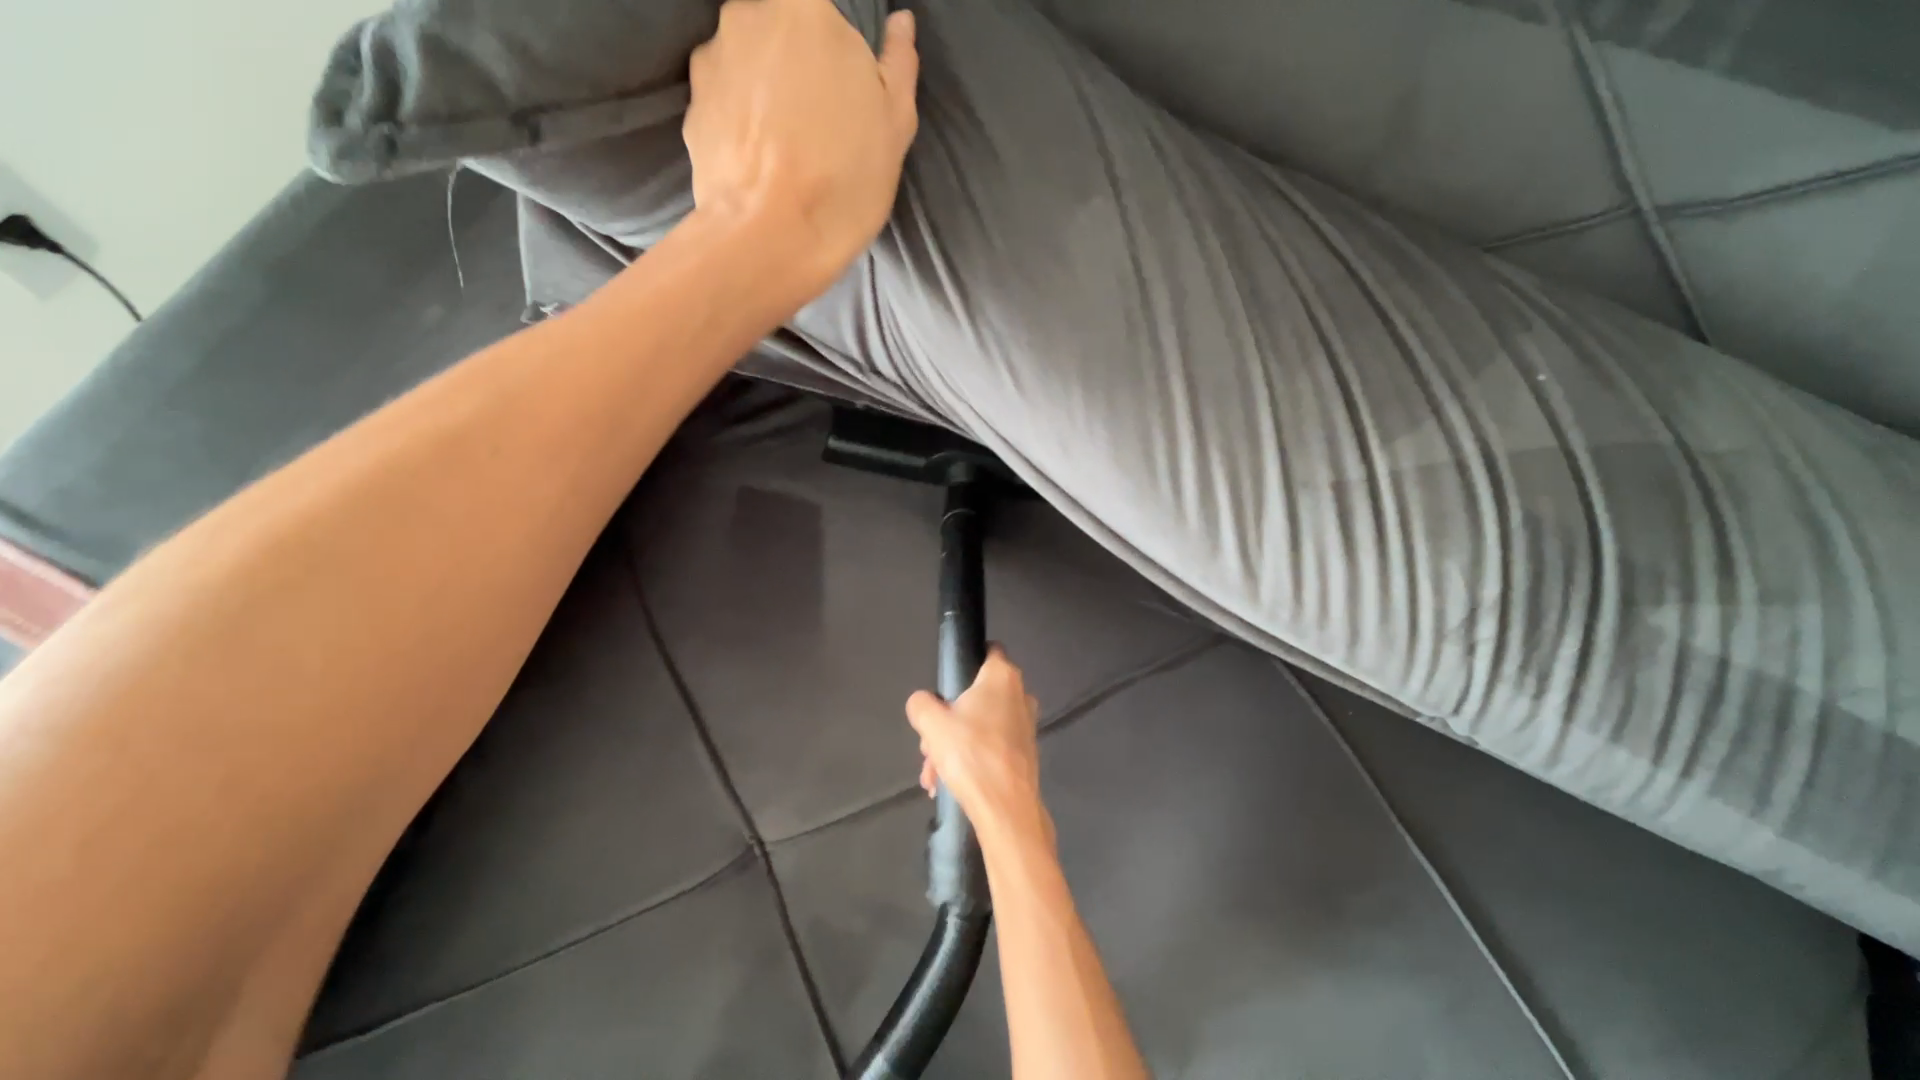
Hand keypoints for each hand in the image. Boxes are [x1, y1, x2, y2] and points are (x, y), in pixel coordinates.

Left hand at [683, 0, 919, 298]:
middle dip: (797, 61)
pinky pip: (724, 98)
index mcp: (805, 9)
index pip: (820, 8)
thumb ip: (898, 62)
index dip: (833, 47)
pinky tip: (760, 158)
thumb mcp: (895, 123)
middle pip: (779, 26)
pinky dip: (740, 118)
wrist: (769, 237)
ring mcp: (711, 59)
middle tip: (820, 116)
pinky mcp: (689, 104)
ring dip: (764, 87)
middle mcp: (748, 16)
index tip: (844, 80)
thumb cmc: (844, 177)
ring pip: (747, 60)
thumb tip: (900, 24)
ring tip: (786, 143)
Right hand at [907, 648, 1048, 838]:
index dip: (965, 661)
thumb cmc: (971, 754)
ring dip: (952, 745)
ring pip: (978, 725)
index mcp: (1002, 677)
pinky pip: (989, 747)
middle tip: (929, 745)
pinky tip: (947, 783)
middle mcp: (1020, 696)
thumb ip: (921, 704)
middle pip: (974, 696)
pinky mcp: (1024, 752)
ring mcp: (1025, 726)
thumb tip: (923, 703)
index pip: (987, 650)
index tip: (946, 684)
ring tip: (933, 774)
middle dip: (946, 720)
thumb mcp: (931, 724)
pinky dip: (969, 760)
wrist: (1005, 808)